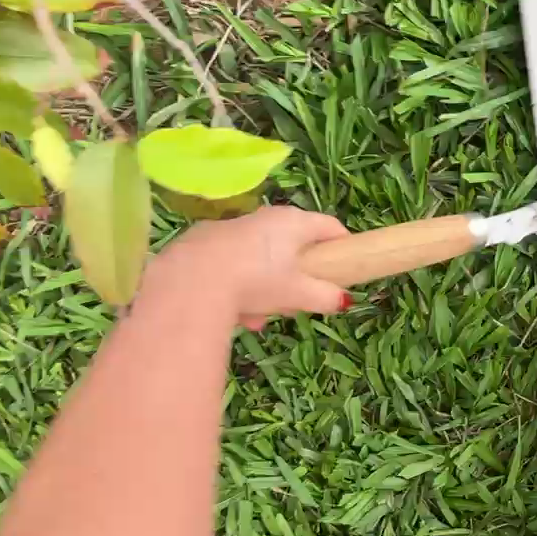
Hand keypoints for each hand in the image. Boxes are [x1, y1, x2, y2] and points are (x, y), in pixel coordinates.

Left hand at [141, 206, 350, 327]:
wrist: (192, 280)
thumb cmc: (257, 281)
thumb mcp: (298, 295)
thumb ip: (325, 297)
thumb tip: (342, 300)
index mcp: (293, 223)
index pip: (331, 226)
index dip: (342, 246)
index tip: (344, 268)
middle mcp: (264, 217)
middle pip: (293, 247)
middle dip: (296, 279)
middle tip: (295, 303)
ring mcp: (233, 228)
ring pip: (261, 260)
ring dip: (265, 290)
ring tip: (258, 318)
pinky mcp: (204, 242)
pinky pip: (234, 265)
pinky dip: (238, 286)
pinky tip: (232, 312)